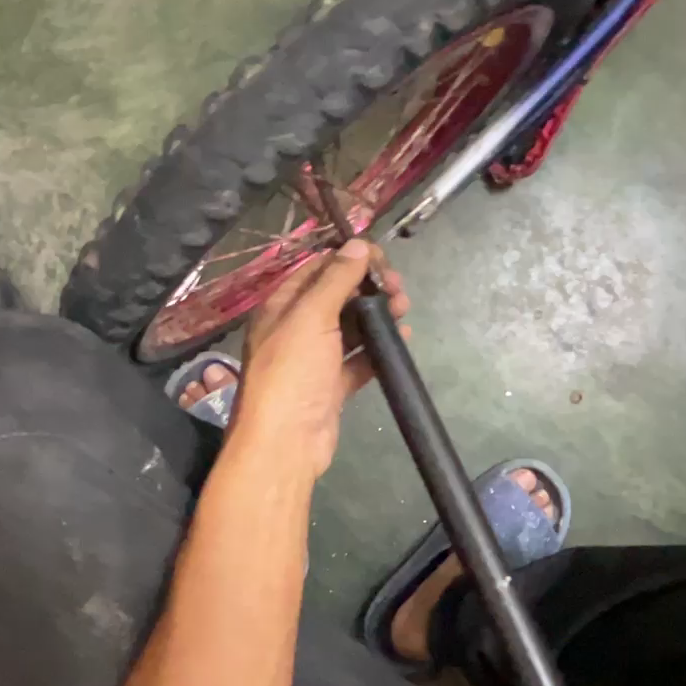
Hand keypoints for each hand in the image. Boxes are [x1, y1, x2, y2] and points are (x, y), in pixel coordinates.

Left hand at [230, 239, 408, 476]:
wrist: (285, 442)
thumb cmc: (292, 372)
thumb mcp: (311, 316)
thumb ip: (336, 279)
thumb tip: (358, 244)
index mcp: (281, 306)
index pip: (317, 269)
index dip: (349, 259)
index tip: (382, 259)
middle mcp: (294, 328)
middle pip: (336, 296)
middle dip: (368, 287)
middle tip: (398, 289)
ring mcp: (313, 359)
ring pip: (350, 327)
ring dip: (377, 315)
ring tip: (404, 310)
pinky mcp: (330, 386)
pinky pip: (358, 359)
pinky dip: (378, 349)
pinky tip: (401, 339)